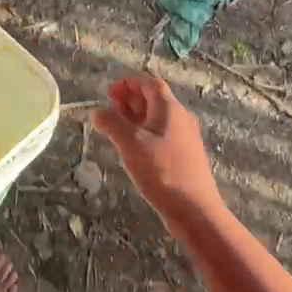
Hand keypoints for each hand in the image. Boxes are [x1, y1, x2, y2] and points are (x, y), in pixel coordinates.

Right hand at [92, 76, 222, 223]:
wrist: (194, 208)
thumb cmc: (162, 170)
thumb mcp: (130, 143)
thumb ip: (111, 123)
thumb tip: (98, 112)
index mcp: (169, 108)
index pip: (149, 83)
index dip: (128, 84)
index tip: (109, 94)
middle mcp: (180, 118)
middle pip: (153, 99)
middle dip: (130, 101)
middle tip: (110, 113)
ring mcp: (184, 138)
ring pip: (157, 119)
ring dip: (135, 119)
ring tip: (116, 132)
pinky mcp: (184, 156)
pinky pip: (161, 136)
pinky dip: (144, 135)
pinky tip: (133, 151)